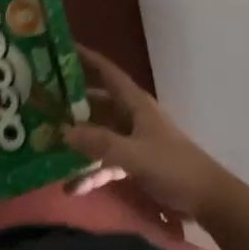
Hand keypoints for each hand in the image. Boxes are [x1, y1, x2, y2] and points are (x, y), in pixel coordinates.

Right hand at [63, 45, 230, 219]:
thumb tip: (62, 131)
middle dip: (72, 102)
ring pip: (99, 133)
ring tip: (46, 141)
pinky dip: (91, 173)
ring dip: (78, 140)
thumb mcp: (134, 155)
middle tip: (41, 99)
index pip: (107, 73)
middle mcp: (132, 116)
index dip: (86, 59)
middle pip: (98, 102)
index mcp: (135, 104)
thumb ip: (99, 143)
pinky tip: (70, 187)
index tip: (61, 49)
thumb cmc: (173, 167)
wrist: (207, 199)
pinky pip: (106, 162)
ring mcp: (133, 140)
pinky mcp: (135, 163)